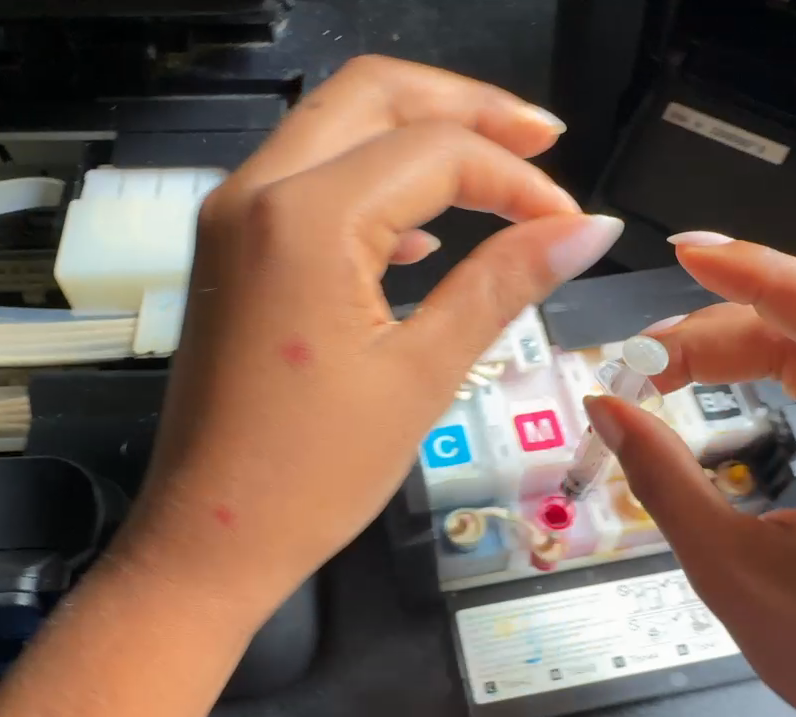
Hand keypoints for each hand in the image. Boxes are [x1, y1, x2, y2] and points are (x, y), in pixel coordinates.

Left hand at [116, 55, 624, 614]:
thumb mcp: (422, 375)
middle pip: (374, 98)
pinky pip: (305, 186)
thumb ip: (502, 284)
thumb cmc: (316, 475)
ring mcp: (232, 221)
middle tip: (540, 142)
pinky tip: (419, 236)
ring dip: (417, 139)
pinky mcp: (230, 256)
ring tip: (493, 174)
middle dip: (466, 109)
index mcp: (306, 218)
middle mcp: (257, 192)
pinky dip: (370, 187)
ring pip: (336, 131)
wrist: (211, 539)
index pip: (434, 152)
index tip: (570, 220)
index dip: (515, 178)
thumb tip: (584, 228)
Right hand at [585, 236, 795, 716]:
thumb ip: (662, 477)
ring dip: (743, 348)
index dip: (763, 273)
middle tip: (641, 356)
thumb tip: (605, 408)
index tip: (686, 256)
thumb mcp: (724, 567)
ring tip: (663, 369)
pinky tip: (719, 382)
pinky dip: (772, 374)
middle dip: (726, 327)